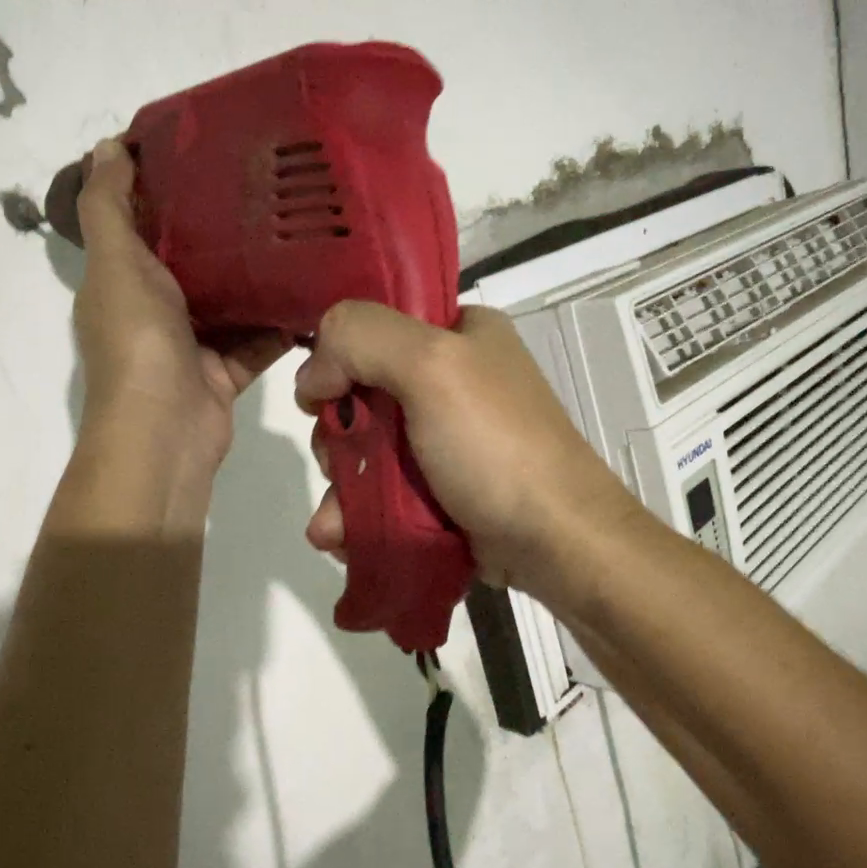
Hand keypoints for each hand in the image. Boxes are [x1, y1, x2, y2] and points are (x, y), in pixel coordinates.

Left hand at [73, 139, 287, 472]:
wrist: (164, 433)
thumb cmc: (136, 342)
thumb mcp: (115, 263)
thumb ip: (109, 206)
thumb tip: (107, 146)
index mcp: (120, 282)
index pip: (137, 226)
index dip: (161, 189)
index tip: (202, 152)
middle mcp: (152, 312)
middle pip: (187, 263)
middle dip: (218, 231)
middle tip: (263, 189)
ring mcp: (190, 346)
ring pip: (227, 303)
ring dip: (254, 279)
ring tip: (296, 235)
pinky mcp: (224, 374)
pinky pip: (255, 341)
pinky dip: (277, 325)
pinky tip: (310, 296)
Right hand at [294, 301, 638, 600]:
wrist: (554, 540)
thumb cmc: (495, 445)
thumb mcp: (432, 366)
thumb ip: (361, 340)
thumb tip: (312, 375)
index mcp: (461, 335)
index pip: (377, 327)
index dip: (340, 359)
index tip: (323, 398)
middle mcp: (454, 383)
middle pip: (363, 397)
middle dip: (337, 439)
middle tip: (337, 465)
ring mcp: (449, 444)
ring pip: (368, 455)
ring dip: (341, 490)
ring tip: (334, 525)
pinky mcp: (444, 494)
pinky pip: (385, 495)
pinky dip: (359, 517)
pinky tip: (342, 539)